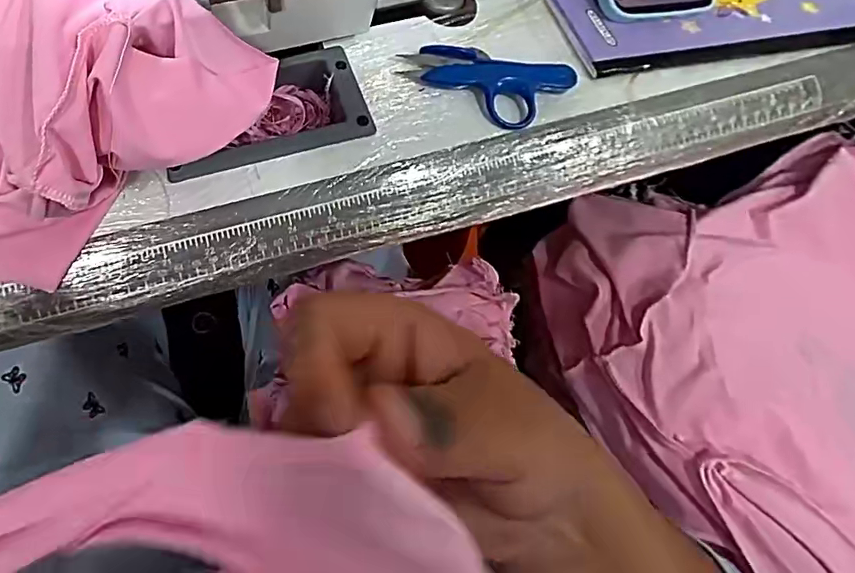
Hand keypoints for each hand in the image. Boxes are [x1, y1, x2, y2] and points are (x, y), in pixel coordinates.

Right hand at [279, 292, 713, 572]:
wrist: (560, 535)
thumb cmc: (542, 456)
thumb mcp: (513, 430)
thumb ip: (452, 419)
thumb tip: (377, 410)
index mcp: (397, 332)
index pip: (322, 318)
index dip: (315, 360)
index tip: (341, 425)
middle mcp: (363, 371)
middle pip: (297, 372)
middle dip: (310, 420)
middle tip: (350, 473)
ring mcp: (352, 426)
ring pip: (294, 425)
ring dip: (308, 463)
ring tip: (353, 501)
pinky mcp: (349, 476)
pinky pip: (306, 474)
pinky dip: (311, 495)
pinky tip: (340, 514)